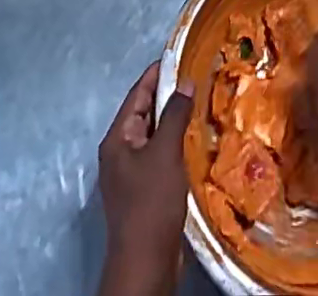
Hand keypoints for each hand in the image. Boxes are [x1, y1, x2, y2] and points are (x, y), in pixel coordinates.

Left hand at [98, 62, 193, 295]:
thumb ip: (174, 115)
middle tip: (195, 75)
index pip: (137, 95)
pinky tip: (196, 138)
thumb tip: (186, 82)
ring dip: (174, 118)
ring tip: (200, 100)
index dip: (156, 74)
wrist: (146, 261)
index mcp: (117, 139)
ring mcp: (131, 172)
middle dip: (167, 94)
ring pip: (154, 134)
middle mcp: (120, 151)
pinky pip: (160, 153)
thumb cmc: (151, 202)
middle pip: (144, 113)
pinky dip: (176, 141)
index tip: (177, 56)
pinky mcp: (145, 189)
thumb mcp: (165, 153)